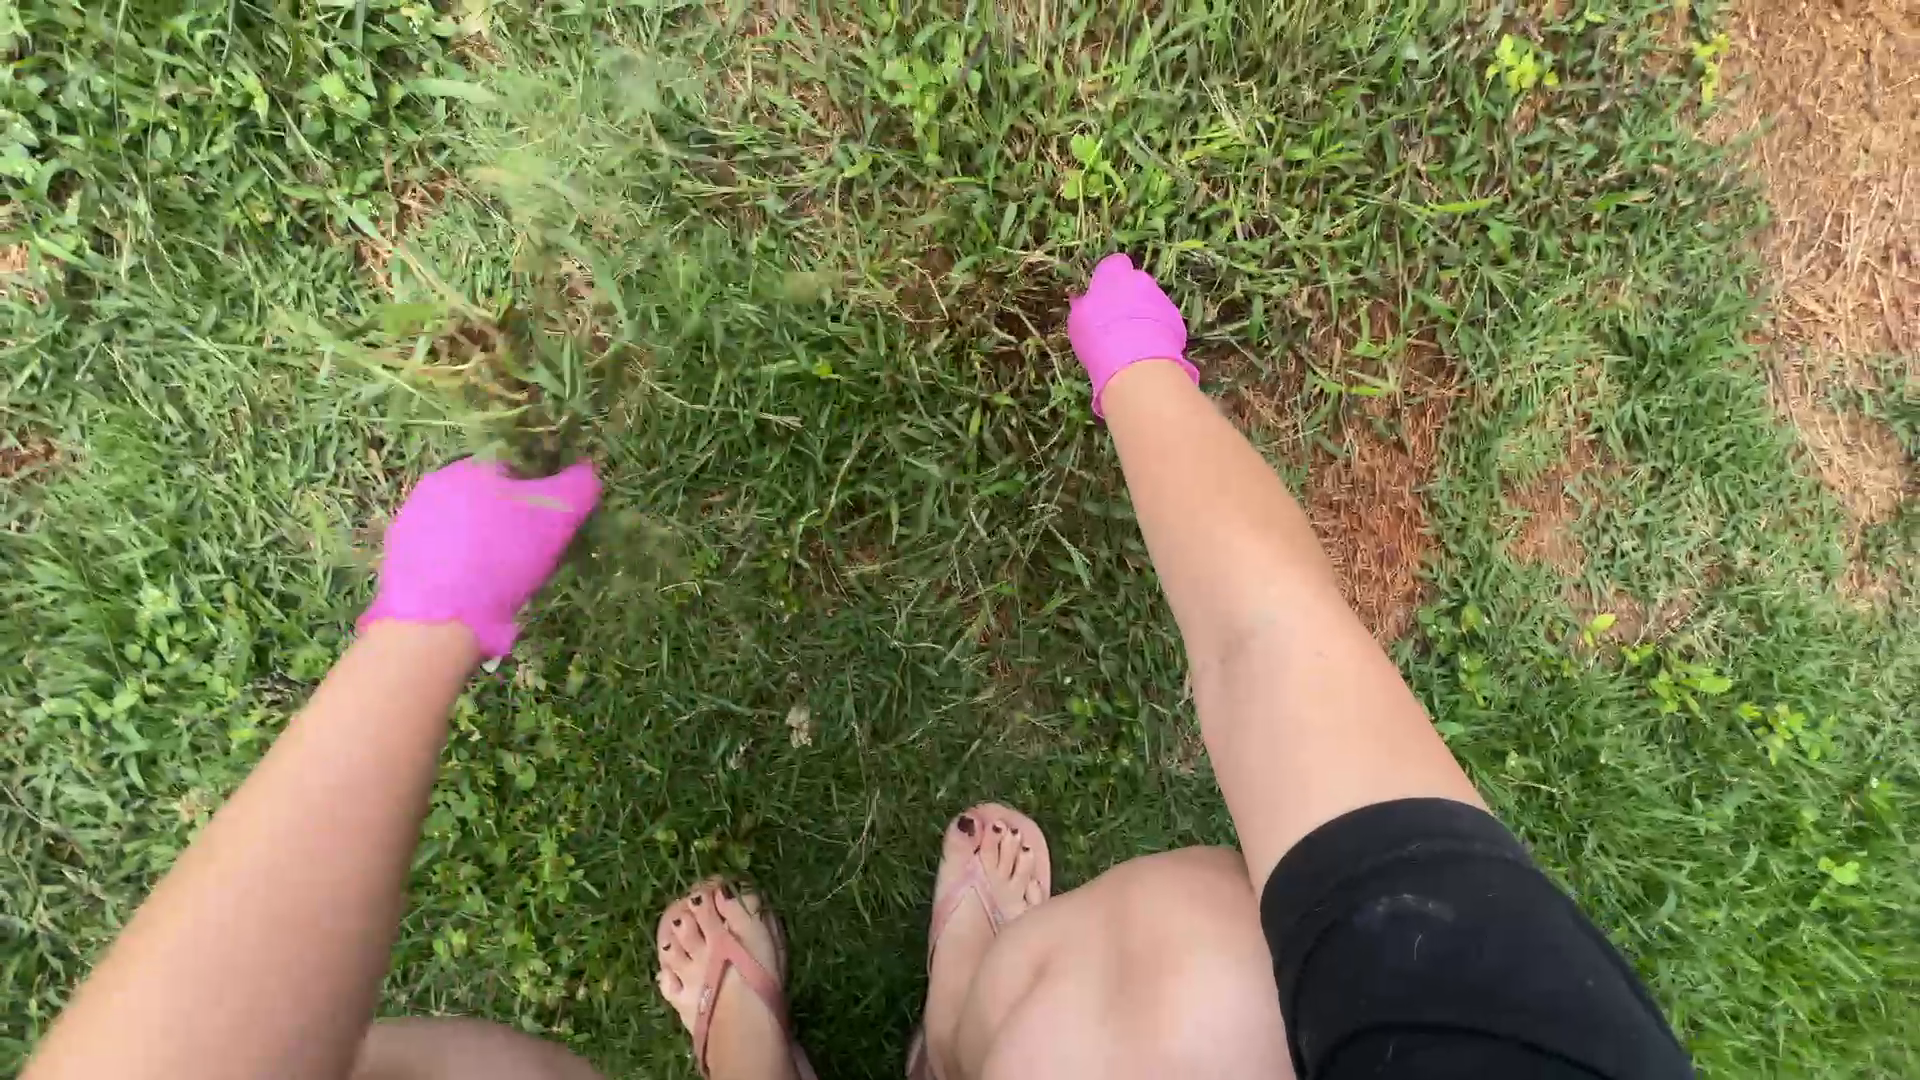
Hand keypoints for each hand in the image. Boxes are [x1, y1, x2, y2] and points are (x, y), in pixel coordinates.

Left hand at [358, 458, 600, 657]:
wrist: (442, 618)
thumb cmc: (505, 556)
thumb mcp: (559, 517)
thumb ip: (579, 486)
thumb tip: (587, 472)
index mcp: (472, 468)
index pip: (518, 465)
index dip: (543, 490)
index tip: (554, 518)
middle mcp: (436, 486)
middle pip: (491, 495)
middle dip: (515, 516)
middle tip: (536, 546)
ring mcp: (412, 520)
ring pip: (468, 523)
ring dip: (490, 540)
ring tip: (509, 571)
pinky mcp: (401, 556)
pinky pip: (446, 550)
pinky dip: (466, 562)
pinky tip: (481, 585)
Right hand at [1067, 253, 1198, 415]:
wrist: (1136, 364)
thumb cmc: (1098, 339)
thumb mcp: (1078, 322)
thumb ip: (1083, 306)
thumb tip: (1083, 301)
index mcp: (1113, 275)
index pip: (1113, 264)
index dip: (1108, 280)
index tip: (1101, 298)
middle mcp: (1141, 280)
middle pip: (1135, 283)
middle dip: (1128, 297)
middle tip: (1115, 323)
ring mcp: (1162, 299)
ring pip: (1152, 302)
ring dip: (1143, 316)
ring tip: (1131, 344)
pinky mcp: (1177, 321)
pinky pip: (1165, 322)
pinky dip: (1157, 333)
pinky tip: (1146, 353)